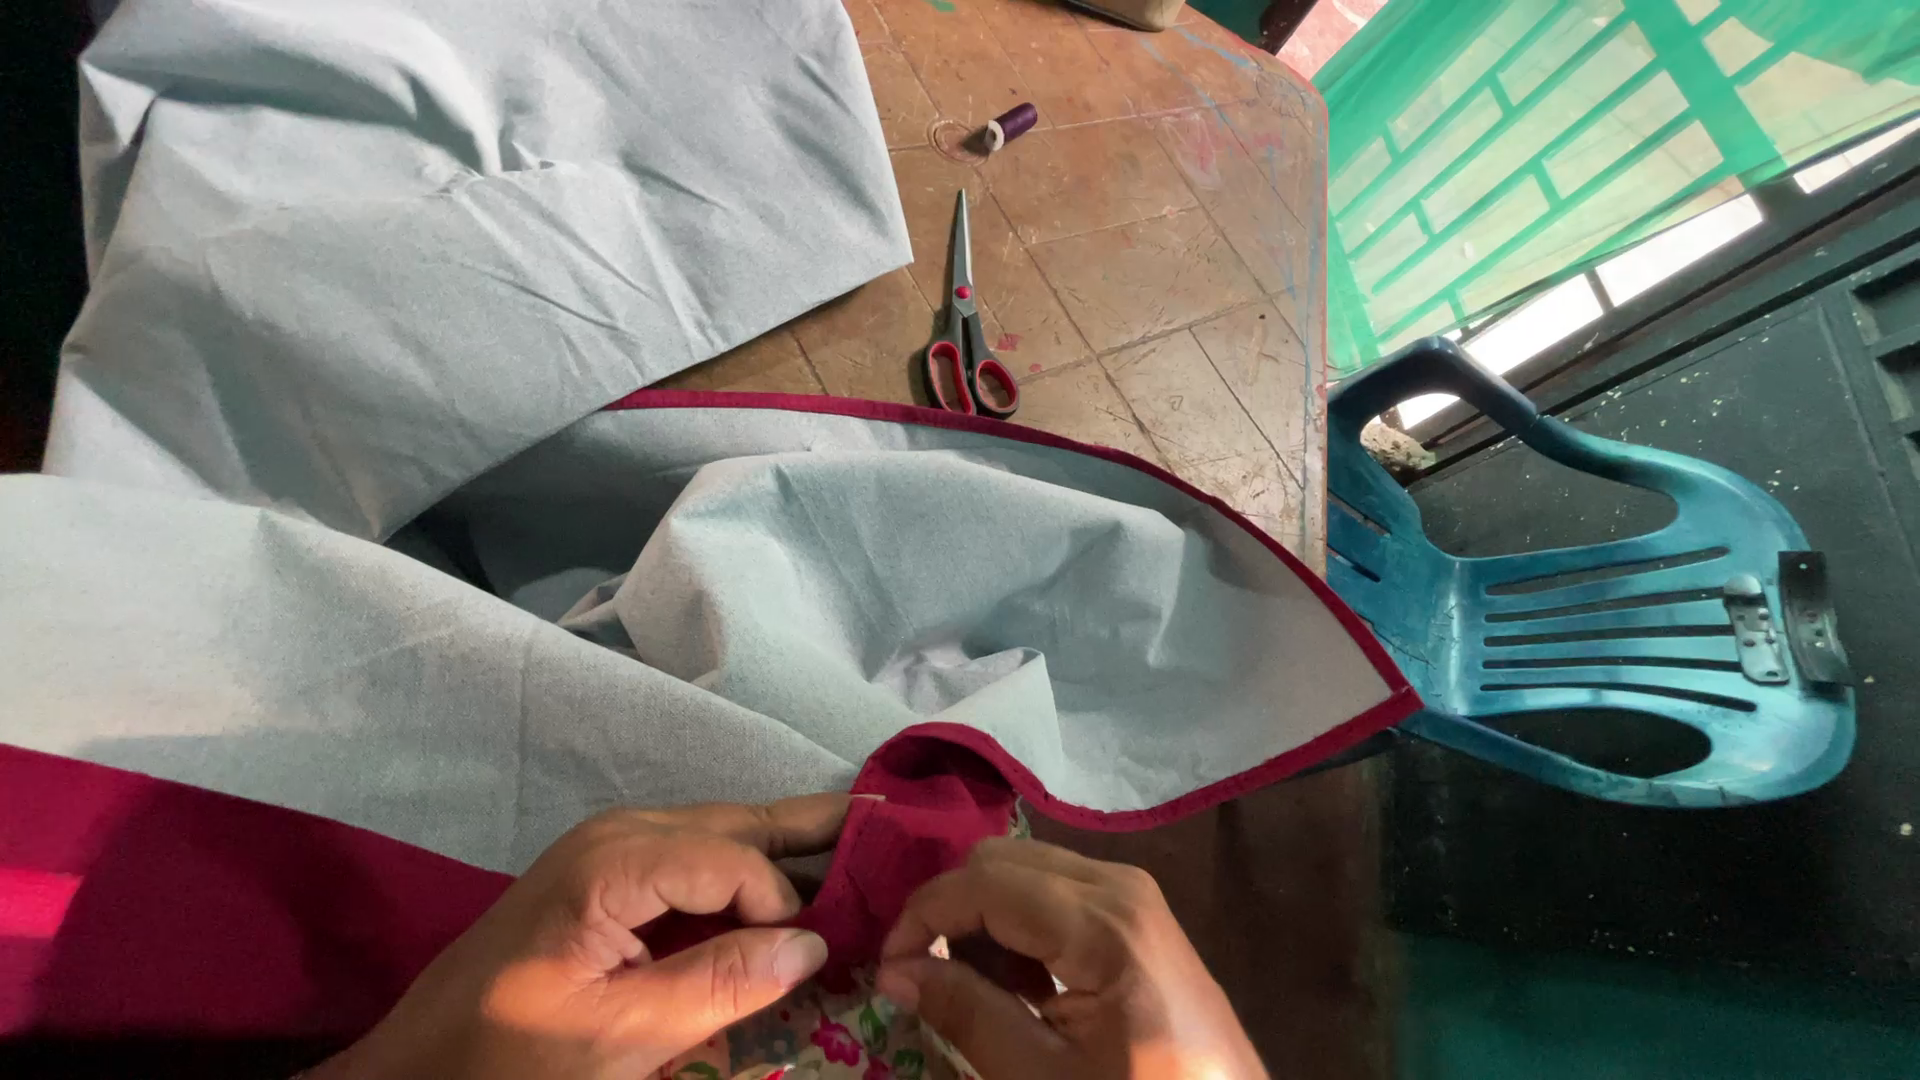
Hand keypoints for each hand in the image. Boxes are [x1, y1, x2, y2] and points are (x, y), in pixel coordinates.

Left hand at [308, 795, 851, 1079]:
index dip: (782, 903)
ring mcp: (614, 844)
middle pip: (738, 822)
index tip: (810, 956)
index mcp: (616, 861)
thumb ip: (721, 985)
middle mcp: (622, 830)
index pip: (733, 859)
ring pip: (723, 830)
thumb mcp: (618, 1042)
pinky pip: (697, 853)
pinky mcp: (610, 867)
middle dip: (811, 825)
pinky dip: (746, 864)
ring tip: (851, 834)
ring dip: (784, 842)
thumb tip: (814, 943)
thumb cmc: (505, 1068)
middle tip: (883, 815)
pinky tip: (784, 870)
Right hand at [875, 837, 1266, 1079]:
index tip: (885, 967)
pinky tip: (1025, 983)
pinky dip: (1017, 921)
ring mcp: (1130, 887)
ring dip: (983, 917)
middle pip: (1000, 860)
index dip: (922, 916)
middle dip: (951, 911)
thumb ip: (967, 1014)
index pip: (984, 882)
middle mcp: (1117, 881)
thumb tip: (893, 969)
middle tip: (928, 978)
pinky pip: (1052, 886)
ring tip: (981, 990)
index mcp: (1102, 921)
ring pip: (1022, 866)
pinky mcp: (1134, 903)